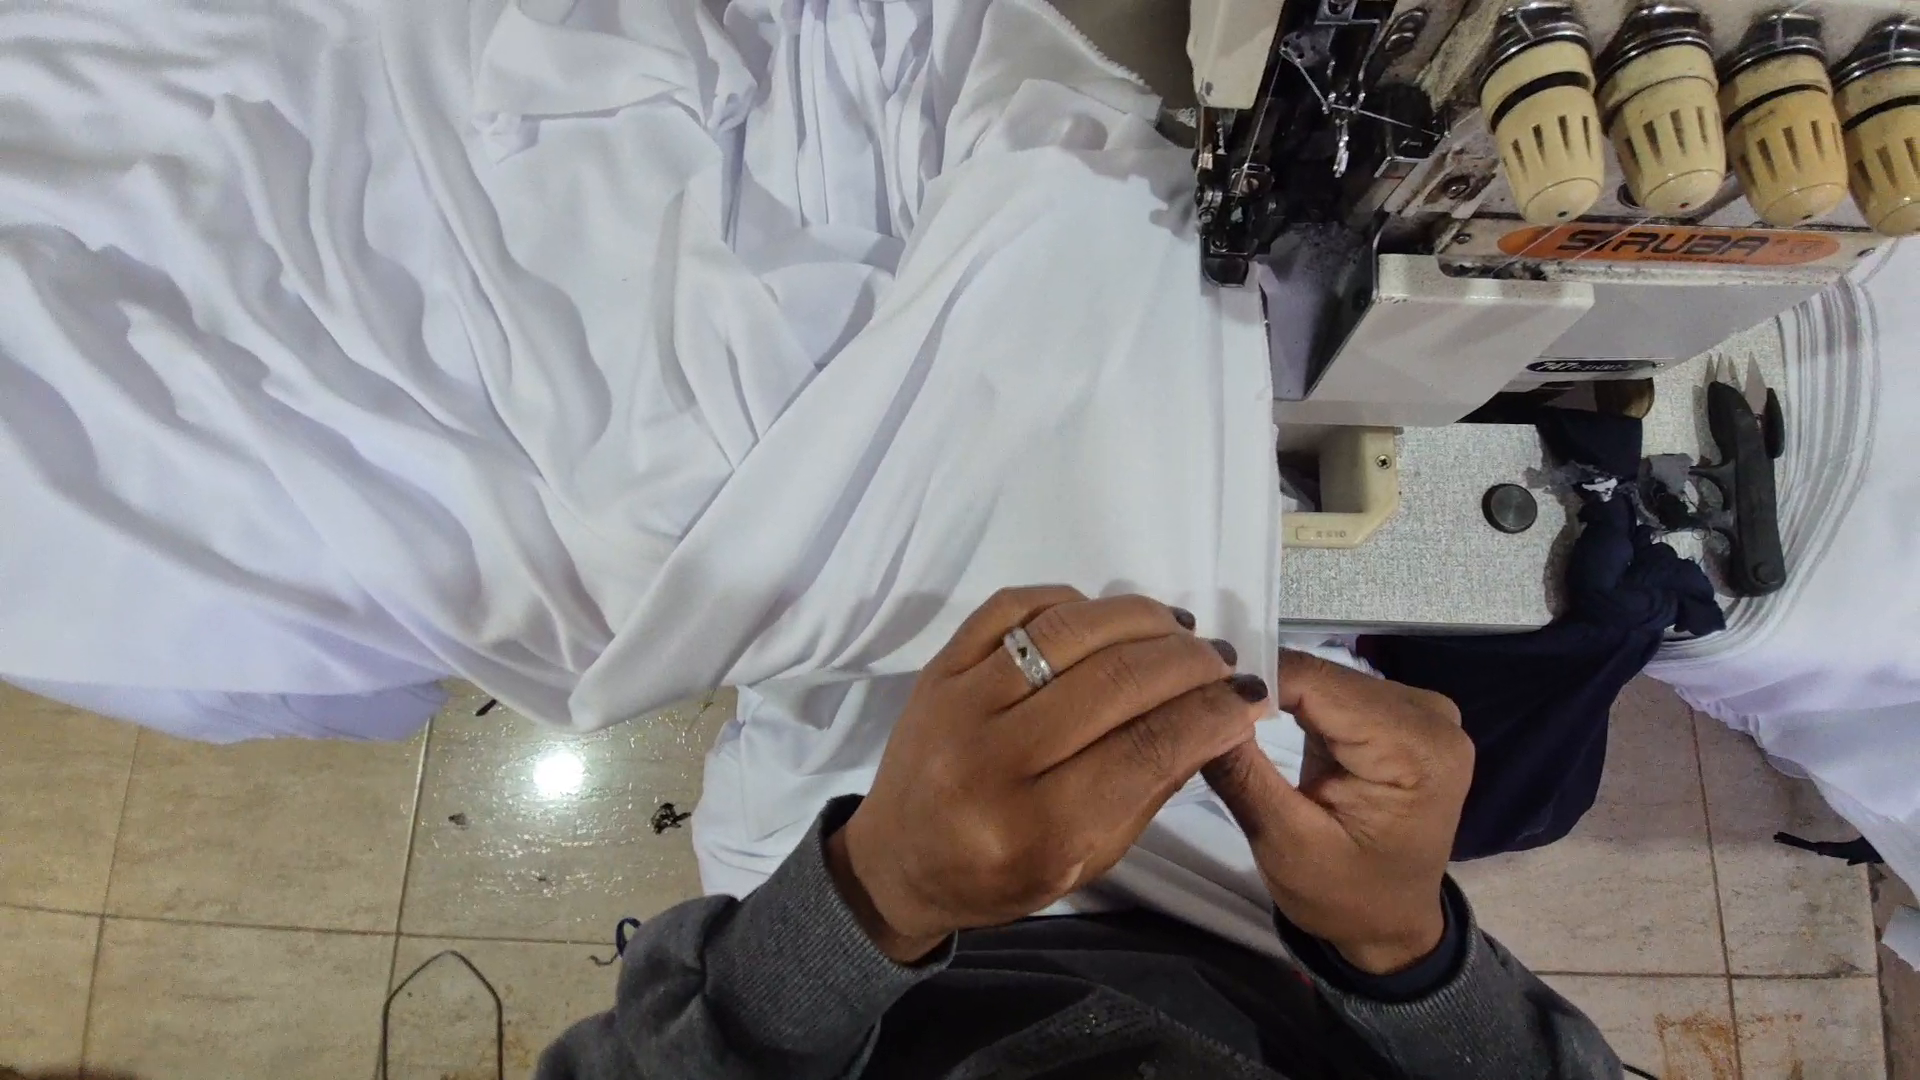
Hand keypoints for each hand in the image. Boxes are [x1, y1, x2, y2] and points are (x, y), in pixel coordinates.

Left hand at [826, 585, 1269, 961]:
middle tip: (1219, 660)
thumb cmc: (995, 874)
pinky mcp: (937, 665)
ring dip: (1137, 619)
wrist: (898, 856)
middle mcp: (991, 756)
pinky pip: (1009, 606)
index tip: (1246, 697)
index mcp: (1033, 827)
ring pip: (1066, 632)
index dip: (1210, 715)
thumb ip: (1147, 790)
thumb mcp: (1084, 862)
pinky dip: (1066, 599)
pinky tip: (1101, 615)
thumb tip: (1214, 718)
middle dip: (1185, 662)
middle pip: (1113, 682)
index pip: (1145, 749)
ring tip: (1177, 628)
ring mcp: (957, 700)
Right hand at [1202, 649, 1472, 974]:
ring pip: (1315, 675)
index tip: (1193, 693)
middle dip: (1254, 686)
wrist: (1388, 927)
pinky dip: (1284, 698)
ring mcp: (1415, 710)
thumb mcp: (1282, 841)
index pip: (1313, 680)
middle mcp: (1427, 714)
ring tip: (1219, 710)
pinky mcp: (1396, 713)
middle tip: (1199, 706)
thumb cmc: (1344, 896)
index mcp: (1417, 747)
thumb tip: (1201, 699)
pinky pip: (1325, 688)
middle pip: (1315, 673)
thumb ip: (1241, 769)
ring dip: (1265, 691)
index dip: (1248, 679)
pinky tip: (1254, 714)